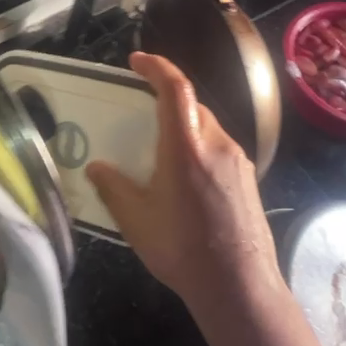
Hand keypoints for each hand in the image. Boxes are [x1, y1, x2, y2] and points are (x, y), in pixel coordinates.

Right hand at [86, 53, 284, 313]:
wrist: (237, 284)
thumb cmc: (181, 249)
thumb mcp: (135, 219)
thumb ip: (113, 187)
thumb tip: (97, 168)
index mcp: (185, 147)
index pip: (175, 88)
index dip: (156, 67)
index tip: (136, 62)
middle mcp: (217, 144)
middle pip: (192, 107)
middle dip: (166, 102)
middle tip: (141, 117)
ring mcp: (238, 161)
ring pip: (208, 128)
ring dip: (184, 129)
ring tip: (160, 155)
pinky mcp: (248, 180)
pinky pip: (219, 150)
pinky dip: (199, 150)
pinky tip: (186, 181)